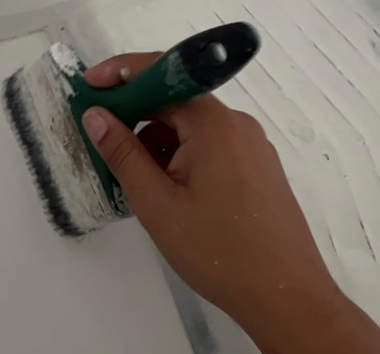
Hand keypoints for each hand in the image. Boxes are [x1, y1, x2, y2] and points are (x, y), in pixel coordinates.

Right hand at [81, 53, 379, 353]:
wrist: (290, 304)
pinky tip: (169, 192)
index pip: (160, 75)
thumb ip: (122, 153)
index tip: (88, 86)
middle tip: (104, 141)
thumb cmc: (222, 252)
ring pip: (190, 127)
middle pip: (174, 101)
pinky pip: (209, 145)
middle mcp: (236, 124)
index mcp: (213, 123)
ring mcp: (251, 147)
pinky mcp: (258, 169)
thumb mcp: (157, 204)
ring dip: (157, 141)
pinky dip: (180, 156)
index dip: (119, 75)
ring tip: (138, 182)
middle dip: (135, 116)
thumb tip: (95, 115)